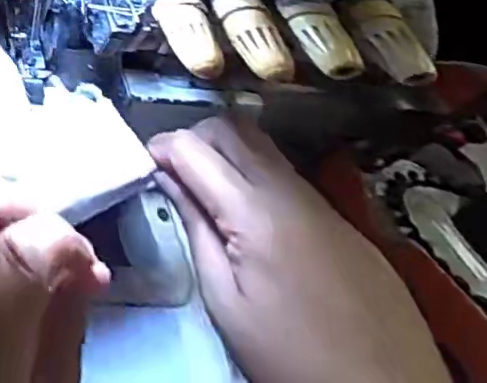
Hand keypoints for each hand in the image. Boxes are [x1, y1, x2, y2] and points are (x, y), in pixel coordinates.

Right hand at [149, 118, 447, 382]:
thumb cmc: (294, 360)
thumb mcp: (227, 304)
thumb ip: (195, 231)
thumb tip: (168, 181)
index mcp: (253, 209)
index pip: (192, 146)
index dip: (161, 148)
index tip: (146, 167)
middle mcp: (286, 187)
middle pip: (228, 127)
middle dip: (192, 139)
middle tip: (175, 174)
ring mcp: (319, 198)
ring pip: (261, 143)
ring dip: (226, 151)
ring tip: (210, 190)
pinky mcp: (341, 216)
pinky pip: (288, 172)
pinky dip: (258, 173)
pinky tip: (254, 215)